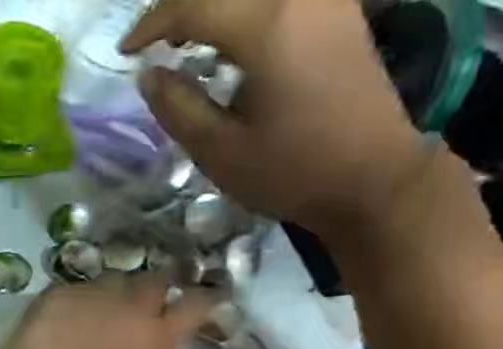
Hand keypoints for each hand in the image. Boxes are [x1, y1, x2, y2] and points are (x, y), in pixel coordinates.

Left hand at [0, 275, 215, 348]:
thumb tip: (163, 339)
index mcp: (160, 341)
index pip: (197, 303)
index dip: (200, 299)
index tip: (195, 301)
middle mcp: (136, 308)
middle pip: (156, 279)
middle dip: (151, 288)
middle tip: (137, 305)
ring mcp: (100, 293)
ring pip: (117, 278)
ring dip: (114, 292)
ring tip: (97, 314)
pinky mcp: (66, 287)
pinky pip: (81, 286)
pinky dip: (78, 300)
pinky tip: (64, 321)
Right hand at [122, 0, 434, 233]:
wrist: (374, 178)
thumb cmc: (295, 173)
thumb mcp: (223, 153)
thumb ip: (179, 109)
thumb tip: (149, 75)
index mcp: (265, 24)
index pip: (192, 5)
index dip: (151, 25)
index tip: (128, 53)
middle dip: (180, 5)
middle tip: (157, 40)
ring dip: (215, 6)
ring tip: (191, 36)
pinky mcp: (340, 8)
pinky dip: (247, 10)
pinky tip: (235, 36)